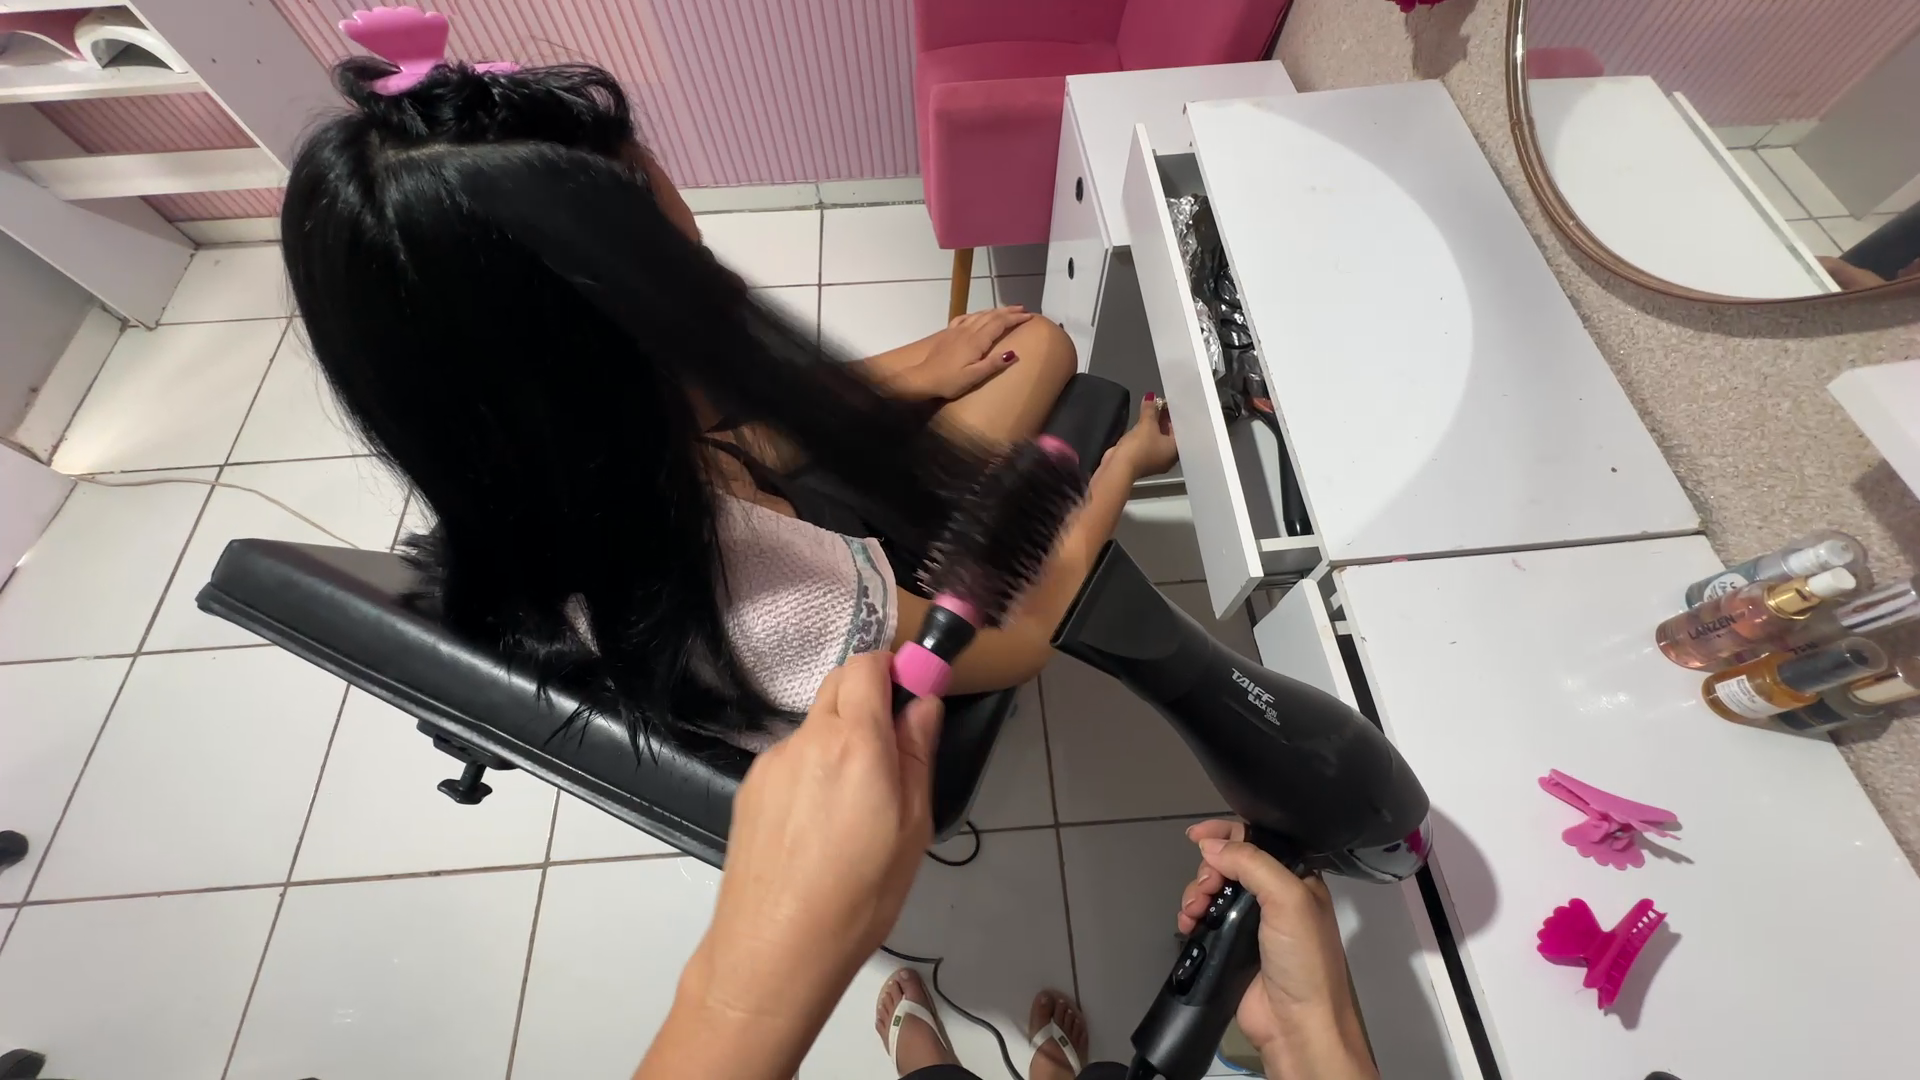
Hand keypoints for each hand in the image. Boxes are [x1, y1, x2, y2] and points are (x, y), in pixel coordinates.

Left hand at [692, 653, 942, 1021]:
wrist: (773, 953)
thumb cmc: (861, 893)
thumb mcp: (912, 826)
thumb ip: (917, 752)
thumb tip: (924, 703)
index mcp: (854, 741)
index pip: (866, 664)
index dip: (892, 667)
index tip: (911, 693)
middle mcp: (807, 738)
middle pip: (838, 684)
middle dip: (867, 696)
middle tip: (889, 746)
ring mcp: (772, 761)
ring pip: (814, 723)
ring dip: (839, 736)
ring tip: (849, 802)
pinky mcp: (749, 787)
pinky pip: (790, 756)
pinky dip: (811, 766)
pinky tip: (814, 822)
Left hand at [898, 306, 1033, 399]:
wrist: (922, 378)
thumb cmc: (948, 381)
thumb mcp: (973, 377)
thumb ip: (993, 364)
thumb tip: (1014, 353)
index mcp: (976, 341)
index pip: (1000, 324)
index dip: (1015, 318)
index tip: (1029, 316)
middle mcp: (968, 331)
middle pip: (991, 316)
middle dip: (1008, 311)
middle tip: (1023, 309)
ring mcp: (957, 330)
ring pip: (979, 315)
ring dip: (995, 311)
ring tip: (1006, 310)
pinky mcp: (949, 334)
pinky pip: (966, 318)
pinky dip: (977, 314)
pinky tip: (978, 315)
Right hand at [1105, 392, 1178, 478]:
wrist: (1118, 467)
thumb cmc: (1139, 448)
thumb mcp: (1146, 424)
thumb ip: (1150, 409)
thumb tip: (1151, 396)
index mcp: (1175, 450)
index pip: (1180, 429)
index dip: (1174, 415)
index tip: (1169, 403)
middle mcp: (1167, 457)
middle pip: (1169, 434)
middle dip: (1164, 420)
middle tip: (1160, 404)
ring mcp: (1154, 460)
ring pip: (1157, 439)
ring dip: (1154, 426)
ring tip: (1150, 410)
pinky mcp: (1141, 461)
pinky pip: (1147, 444)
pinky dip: (1145, 434)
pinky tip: (1141, 423)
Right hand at [1177, 821, 1375, 1079]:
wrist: (1297, 1027)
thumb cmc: (1303, 961)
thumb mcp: (1288, 899)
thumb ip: (1251, 862)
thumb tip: (1209, 845)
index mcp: (1295, 879)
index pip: (1256, 839)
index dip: (1225, 833)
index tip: (1197, 835)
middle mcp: (1273, 896)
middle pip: (1227, 862)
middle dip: (1208, 869)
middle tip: (1206, 888)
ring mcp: (1250, 921)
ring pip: (1212, 888)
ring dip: (1196, 893)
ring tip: (1193, 911)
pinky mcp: (1231, 944)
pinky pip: (1204, 916)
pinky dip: (1191, 915)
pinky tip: (1188, 923)